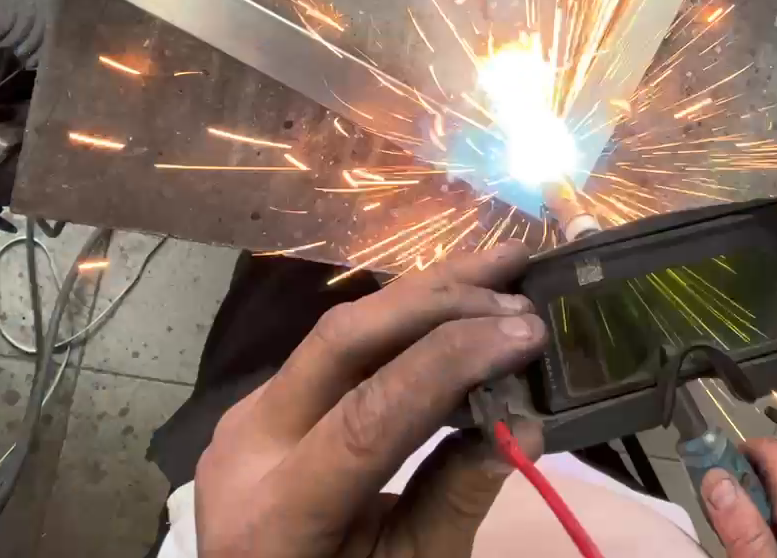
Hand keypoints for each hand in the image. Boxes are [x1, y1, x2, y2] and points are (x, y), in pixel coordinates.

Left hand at [195, 243, 548, 556]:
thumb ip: (455, 499)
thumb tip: (522, 419)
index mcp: (275, 512)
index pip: (369, 413)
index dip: (452, 361)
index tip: (528, 332)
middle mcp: (248, 441)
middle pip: (344, 339)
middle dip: (439, 302)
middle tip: (516, 292)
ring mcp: (252, 409)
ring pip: (343, 325)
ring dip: (428, 292)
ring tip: (500, 264)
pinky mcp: (271, 395)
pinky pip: (341, 343)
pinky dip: (404, 316)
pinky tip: (453, 296)